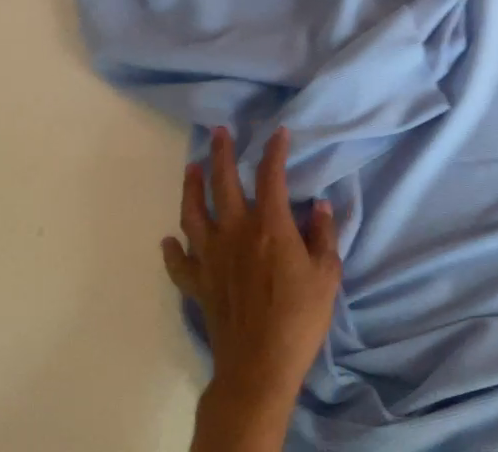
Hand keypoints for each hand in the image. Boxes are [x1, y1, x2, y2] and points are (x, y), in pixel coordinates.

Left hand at [163, 127, 340, 451]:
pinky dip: (172, 249)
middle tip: (219, 132)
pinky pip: (178, 262)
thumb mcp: (328, 272)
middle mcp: (235, 233)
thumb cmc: (301, 317)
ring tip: (191, 167)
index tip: (278, 132)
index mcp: (270, 226)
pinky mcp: (198, 284)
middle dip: (221, 154)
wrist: (259, 365)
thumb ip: (324, 234)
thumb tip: (321, 205)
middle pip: (222, 184)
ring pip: (193, 214)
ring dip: (190, 187)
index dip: (275, 150)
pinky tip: (169, 239)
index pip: (271, 176)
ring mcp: (211, 258)